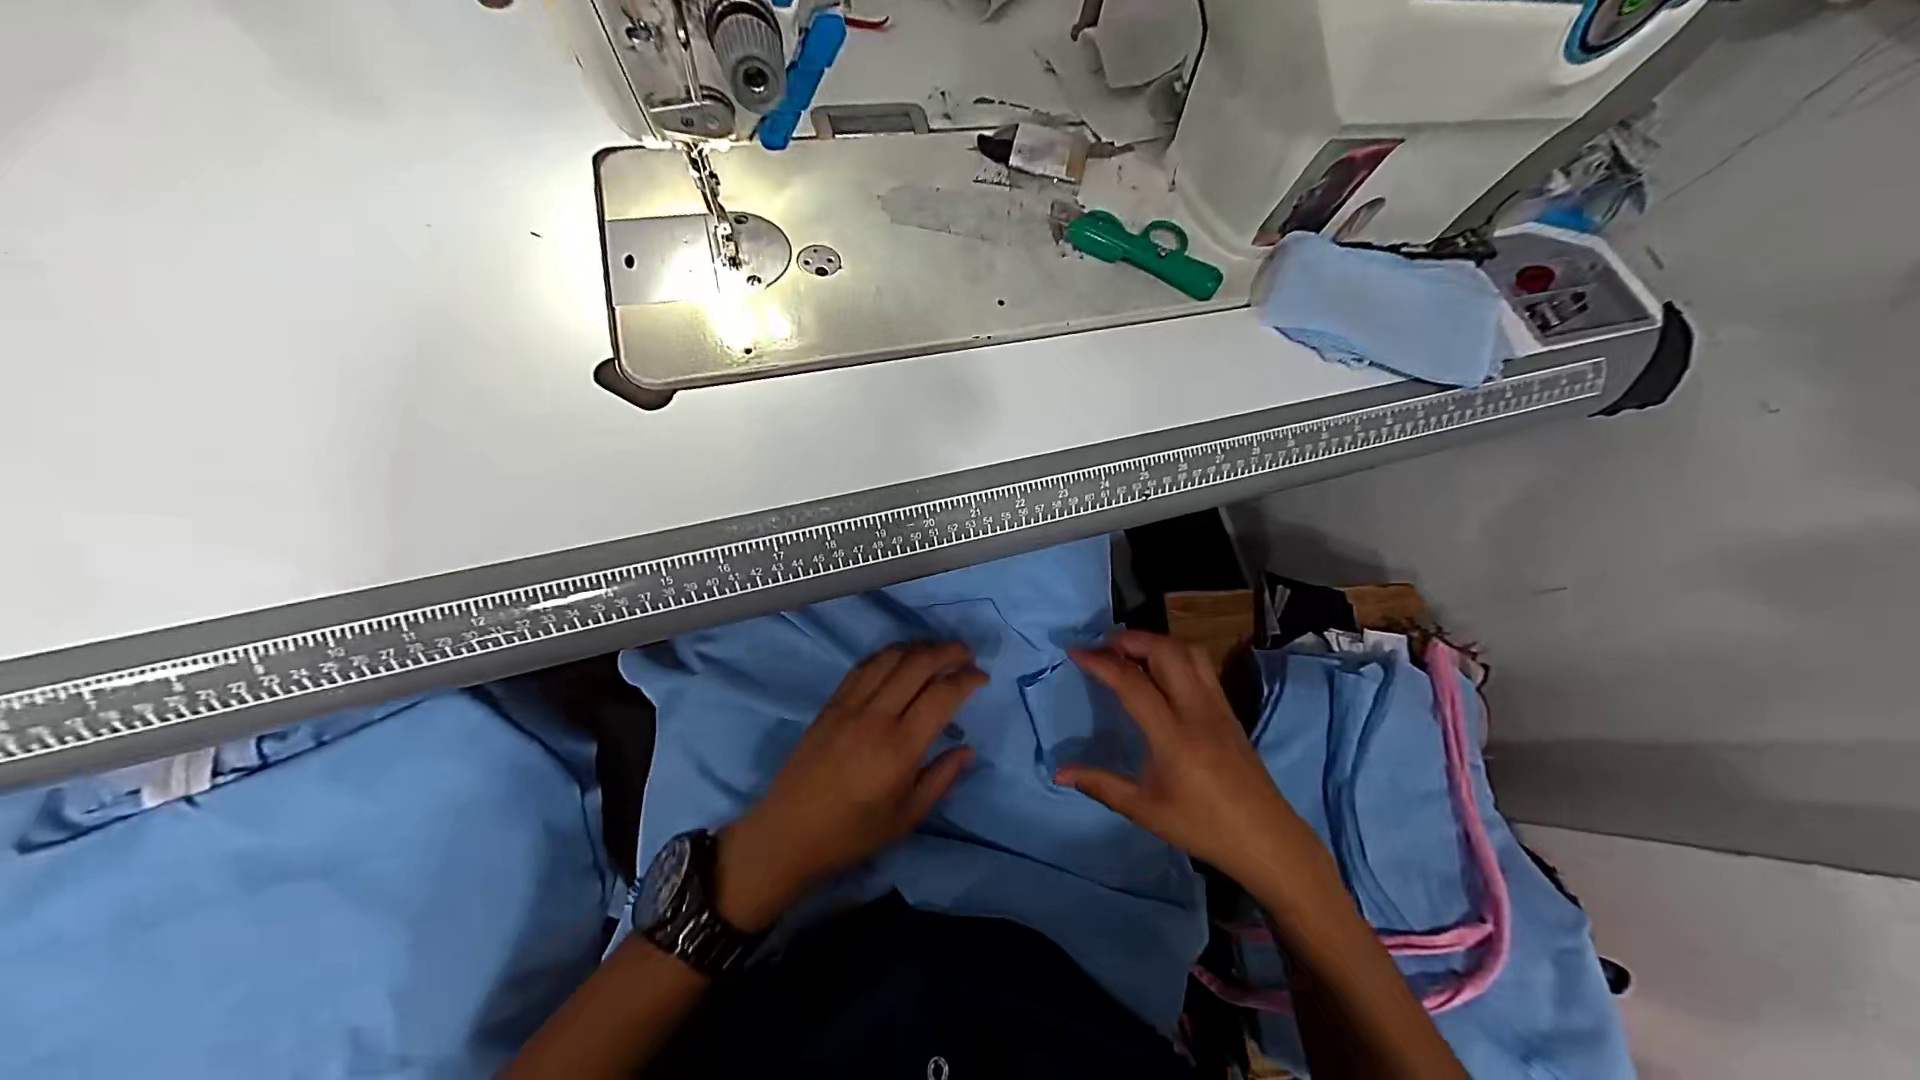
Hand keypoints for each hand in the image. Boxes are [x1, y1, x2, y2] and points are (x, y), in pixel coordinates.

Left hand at [716, 642, 983, 930]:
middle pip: (917, 664)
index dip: (967, 679)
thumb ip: (941, 778)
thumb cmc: (852, 834)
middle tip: (966, 655)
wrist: (788, 834)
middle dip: (948, 651)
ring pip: (889, 657)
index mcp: (899, 748)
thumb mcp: (907, 817)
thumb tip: (967, 749)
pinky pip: (863, 667)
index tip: (982, 677)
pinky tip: (899, 659)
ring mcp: (848, 706)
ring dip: (918, 647)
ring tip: (937, 652)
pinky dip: (887, 655)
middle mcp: (875, 717)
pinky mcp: (830, 705)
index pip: (942, 695)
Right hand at [1064, 630, 1316, 882]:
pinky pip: (1202, 665)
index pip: (1133, 683)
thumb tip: (1059, 773)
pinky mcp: (1229, 709)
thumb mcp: (1145, 810)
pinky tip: (1160, 670)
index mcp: (1173, 736)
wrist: (1267, 839)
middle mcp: (1197, 710)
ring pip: (1189, 651)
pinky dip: (1175, 653)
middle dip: (1131, 639)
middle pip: (1166, 651)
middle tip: (1104, 647)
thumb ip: (1100, 785)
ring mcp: (1218, 706)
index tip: (1076, 651)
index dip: (1101, 662)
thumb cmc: (1203, 826)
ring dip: (1156, 642)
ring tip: (1130, 652)